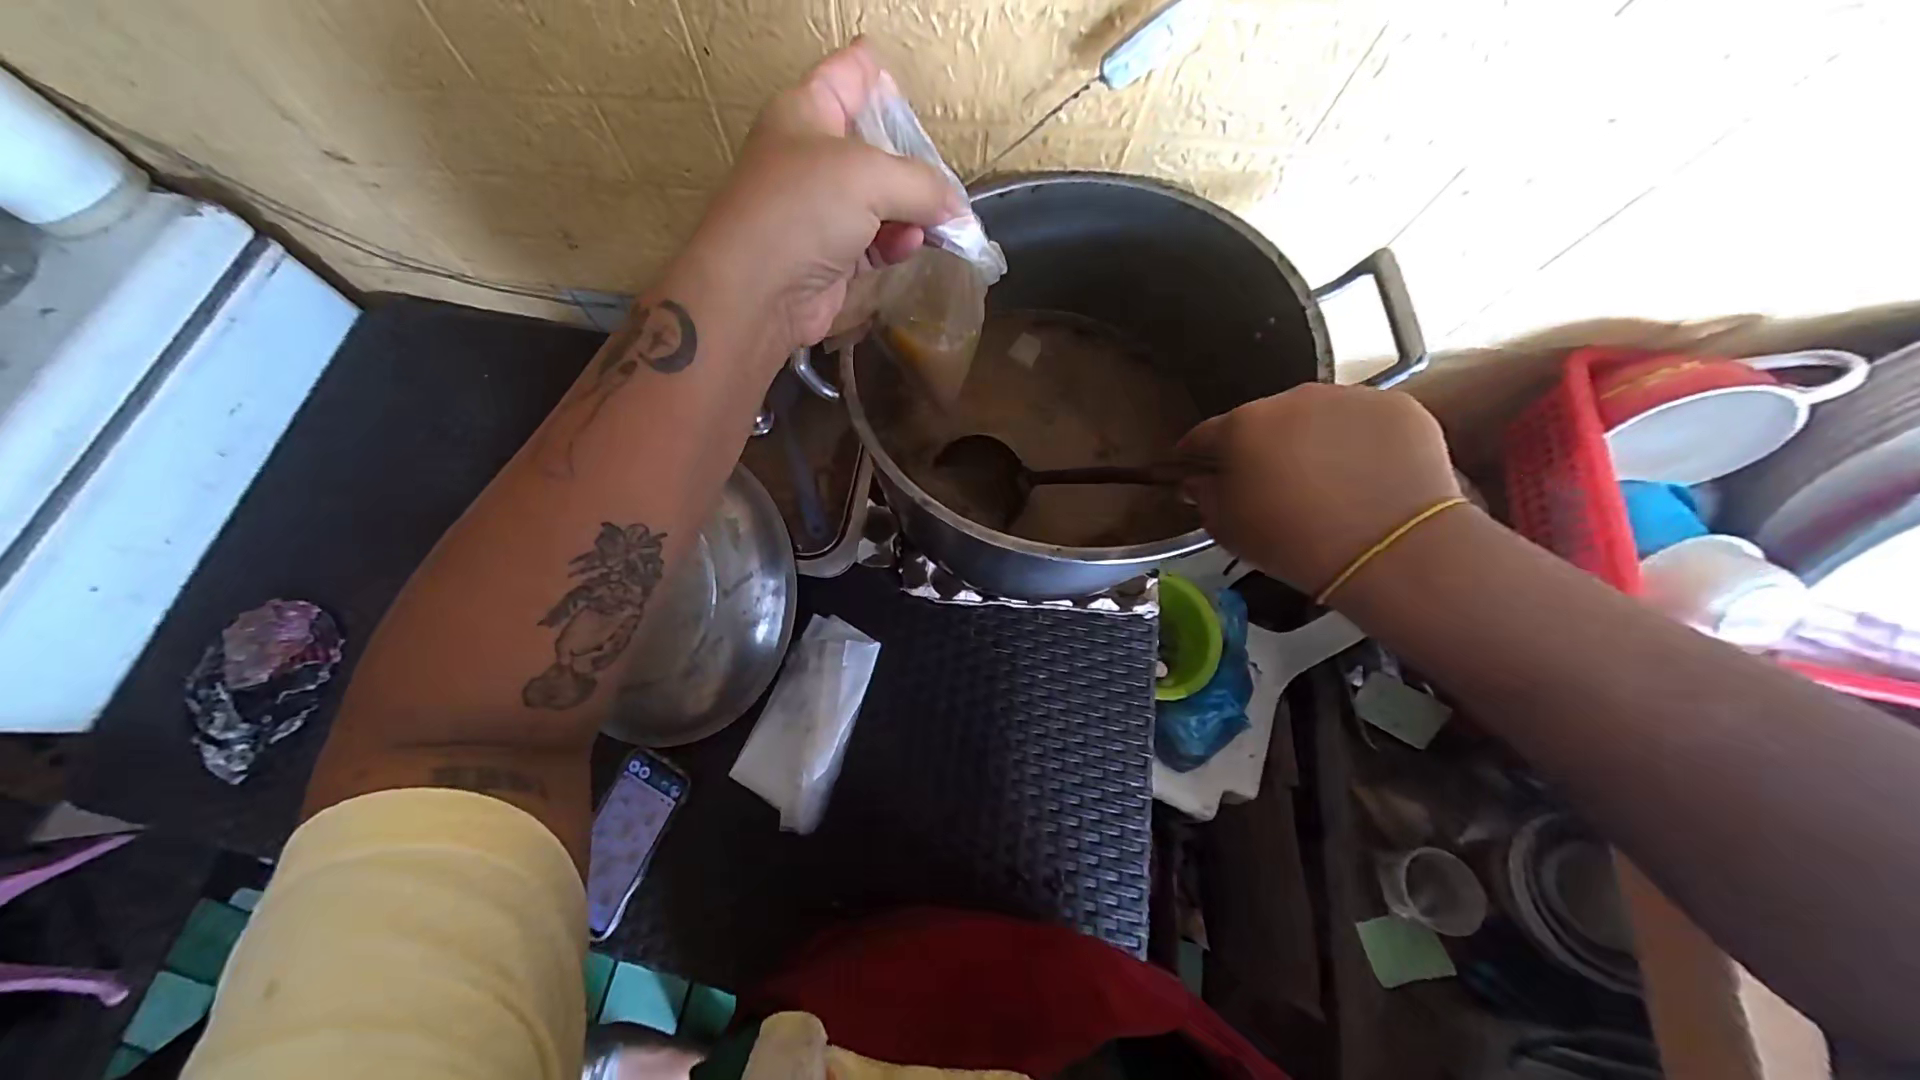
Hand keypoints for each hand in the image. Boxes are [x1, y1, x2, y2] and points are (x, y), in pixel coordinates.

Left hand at [676, 40, 966, 356]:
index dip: (886, 81)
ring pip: (883, 200)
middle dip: (915, 163)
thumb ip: (923, 185)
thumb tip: (957, 210)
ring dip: (915, 211)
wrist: (759, 292)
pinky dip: (898, 242)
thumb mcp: (870, 178)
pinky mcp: (833, 255)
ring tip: (942, 224)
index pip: (852, 74)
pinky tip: (913, 245)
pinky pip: (878, 240)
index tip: (918, 109)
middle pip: (877, 146)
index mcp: (808, 111)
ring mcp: (822, 209)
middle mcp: (813, 157)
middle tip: (945, 183)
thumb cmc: (802, 211)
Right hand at [1177, 384, 1462, 595]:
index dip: (1195, 456)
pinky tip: (1366, 476)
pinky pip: (1364, 421)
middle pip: (1263, 421)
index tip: (1197, 472)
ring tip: (1326, 481)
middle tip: (1272, 484)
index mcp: (1242, 426)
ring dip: (1311, 440)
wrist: (1389, 549)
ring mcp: (1348, 397)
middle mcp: (1291, 399)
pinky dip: (1359, 441)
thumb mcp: (1227, 528)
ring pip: (1316, 416)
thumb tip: (1197, 480)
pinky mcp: (1398, 407)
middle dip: (1261, 446)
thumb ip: (1203, 496)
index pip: (1204, 435)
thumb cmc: (1292, 541)